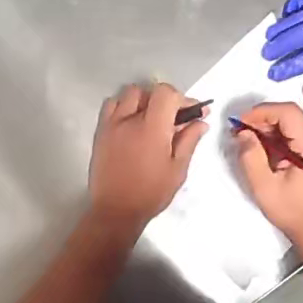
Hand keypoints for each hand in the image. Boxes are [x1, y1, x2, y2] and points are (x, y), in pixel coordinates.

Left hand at [87, 82, 208, 228]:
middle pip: (148, 91)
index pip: (167, 93)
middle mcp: (129, 120)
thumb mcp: (177, 170)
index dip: (182, 99)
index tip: (191, 113)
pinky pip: (110, 107)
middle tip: (172, 120)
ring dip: (142, 101)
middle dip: (164, 100)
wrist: (115, 211)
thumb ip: (189, 141)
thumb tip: (201, 121)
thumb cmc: (150, 194)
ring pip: (128, 95)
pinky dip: (122, 108)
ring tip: (150, 120)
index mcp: (152, 128)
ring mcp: (112, 125)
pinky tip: (130, 125)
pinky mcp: (100, 133)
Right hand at [233, 102, 302, 249]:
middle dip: (262, 120)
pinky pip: (297, 133)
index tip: (239, 123)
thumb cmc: (292, 211)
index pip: (288, 112)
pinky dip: (278, 137)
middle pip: (290, 115)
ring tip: (248, 142)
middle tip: (240, 134)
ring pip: (292, 123)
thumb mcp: (264, 186)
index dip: (260, 112)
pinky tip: (263, 149)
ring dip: (268, 128)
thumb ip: (251, 156)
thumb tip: (243, 133)